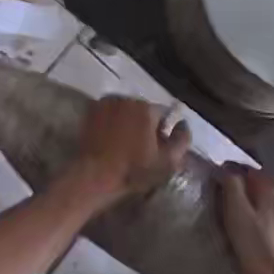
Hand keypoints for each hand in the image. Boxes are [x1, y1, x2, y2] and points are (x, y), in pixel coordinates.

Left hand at [66, 97, 189, 203]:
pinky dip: (111, 121)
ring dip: (127, 121)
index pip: (164, 113)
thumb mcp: (166, 162)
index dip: (163, 130)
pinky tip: (109, 138)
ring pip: (125, 109)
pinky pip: (108, 112)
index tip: (157, 146)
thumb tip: (183, 122)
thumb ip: (181, 140)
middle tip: (140, 146)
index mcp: (146, 108)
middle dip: (144, 123)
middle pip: (143, 109)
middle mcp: (126, 98)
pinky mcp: (90, 109)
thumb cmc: (132, 171)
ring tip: (123, 143)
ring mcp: (105, 102)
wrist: (93, 176)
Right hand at [218, 164, 273, 273]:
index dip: (230, 172)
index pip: (247, 168)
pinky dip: (272, 211)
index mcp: (268, 188)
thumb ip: (232, 188)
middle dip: (246, 183)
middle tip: (229, 195)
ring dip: (260, 197)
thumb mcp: (237, 218)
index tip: (218, 180)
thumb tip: (226, 169)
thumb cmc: (260, 253)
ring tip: (246, 210)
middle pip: (262, 180)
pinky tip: (266, 225)